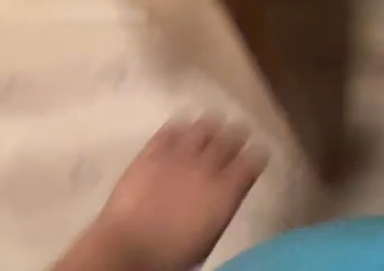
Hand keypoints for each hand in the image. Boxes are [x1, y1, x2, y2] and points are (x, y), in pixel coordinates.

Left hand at [57, 115, 268, 270]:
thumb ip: (223, 207)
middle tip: (237, 134)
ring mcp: (179, 154)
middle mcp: (208, 165)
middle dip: (237, 134)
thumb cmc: (171, 258)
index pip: (252, 160)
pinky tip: (181, 131)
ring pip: (204, 125)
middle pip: (232, 135)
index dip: (257, 154)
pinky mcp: (153, 150)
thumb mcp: (209, 238)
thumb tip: (229, 191)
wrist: (126, 252)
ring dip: (211, 126)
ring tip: (210, 127)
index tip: (257, 153)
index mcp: (226, 190)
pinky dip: (180, 128)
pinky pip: (172, 128)